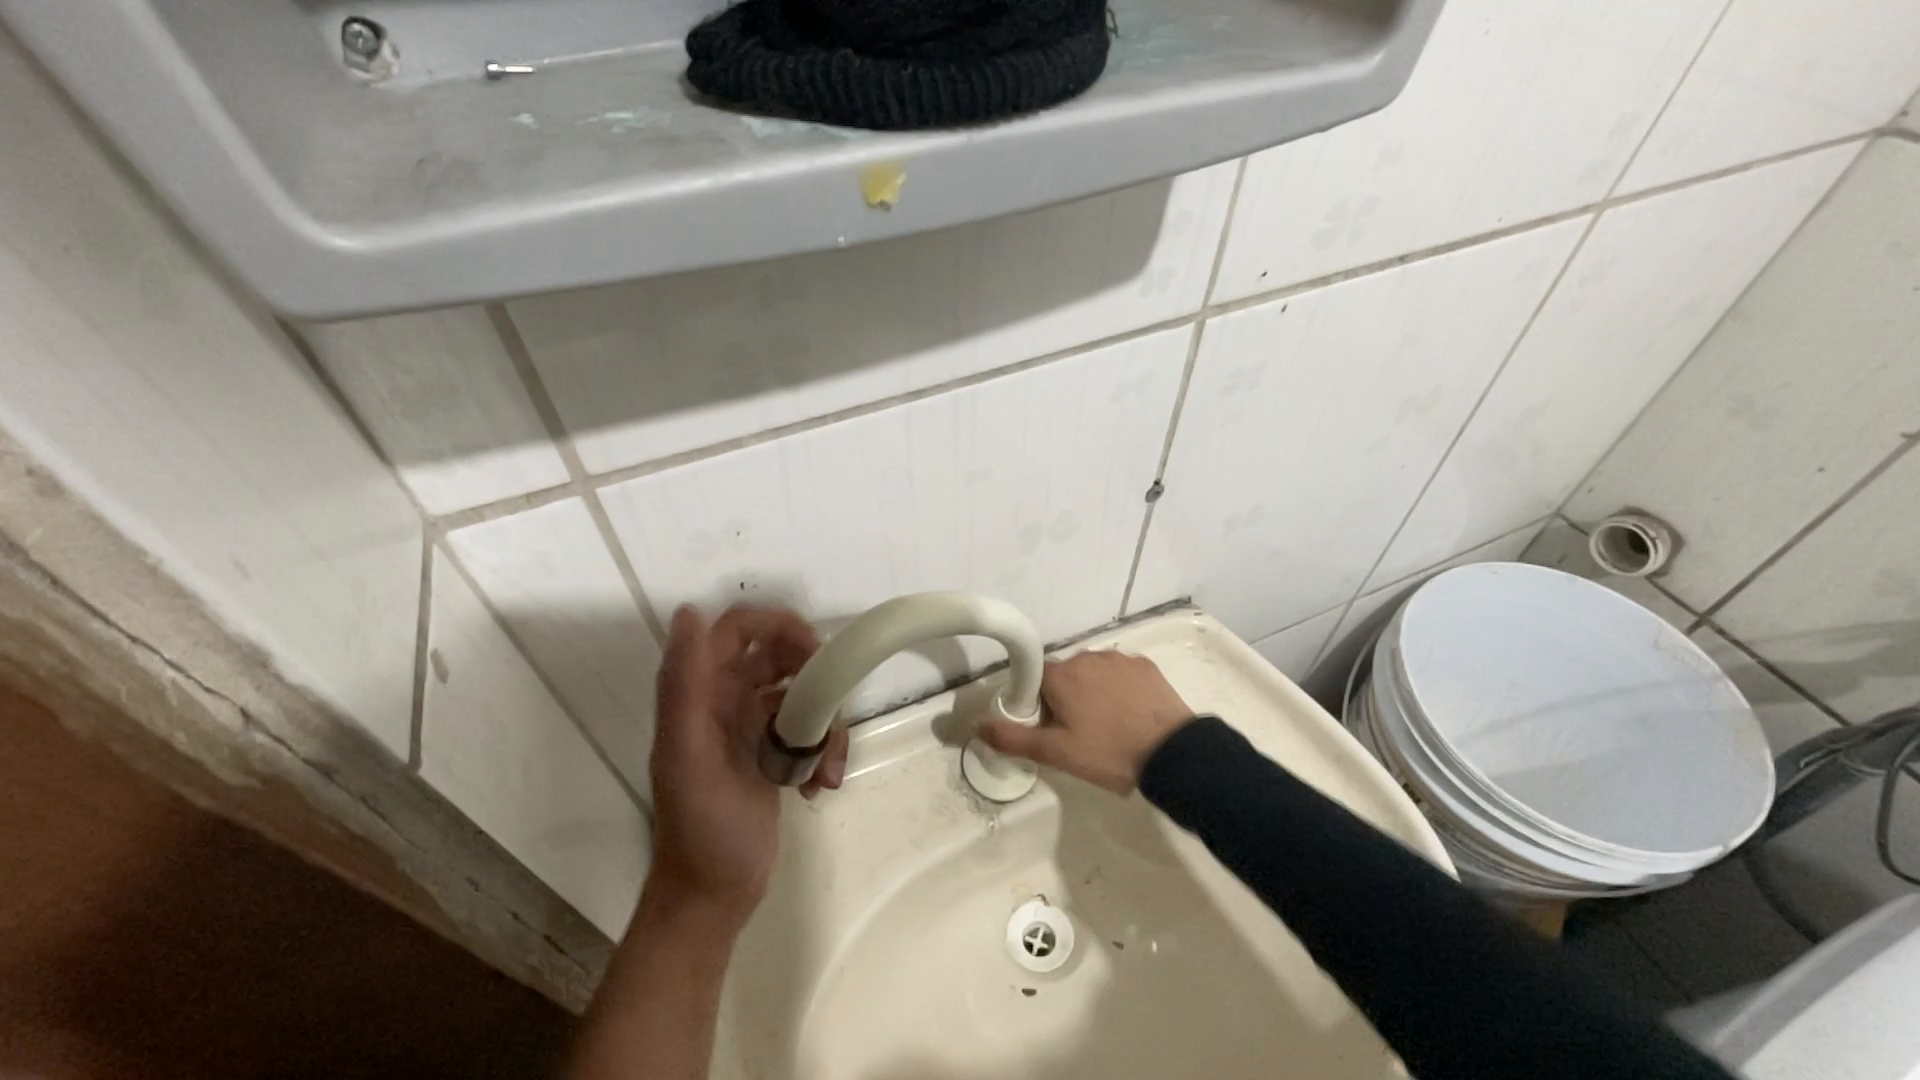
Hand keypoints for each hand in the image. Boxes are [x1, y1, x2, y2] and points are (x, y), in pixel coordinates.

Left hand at [647, 605, 848, 925]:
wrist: (714, 894)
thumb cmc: (700, 827)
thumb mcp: (688, 755)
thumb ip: (684, 684)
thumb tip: (688, 612)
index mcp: (699, 693)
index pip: (738, 628)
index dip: (777, 625)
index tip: (815, 650)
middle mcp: (724, 701)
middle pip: (777, 654)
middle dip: (812, 672)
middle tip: (833, 701)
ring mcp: (751, 728)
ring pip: (801, 692)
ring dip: (825, 719)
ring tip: (827, 762)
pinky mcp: (774, 754)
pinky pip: (811, 730)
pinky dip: (825, 749)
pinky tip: (822, 784)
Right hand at [977, 650, 1194, 792]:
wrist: (1172, 754)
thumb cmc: (1108, 753)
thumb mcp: (1056, 753)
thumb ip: (1013, 738)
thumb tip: (977, 725)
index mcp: (1060, 676)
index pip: (1034, 680)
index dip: (1037, 704)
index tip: (1049, 728)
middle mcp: (1087, 657)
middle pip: (1064, 676)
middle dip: (1065, 700)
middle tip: (1078, 735)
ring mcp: (1119, 659)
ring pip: (1093, 674)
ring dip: (1093, 694)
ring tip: (1108, 728)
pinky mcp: (1146, 667)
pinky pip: (1121, 675)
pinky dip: (1120, 691)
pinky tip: (1130, 716)